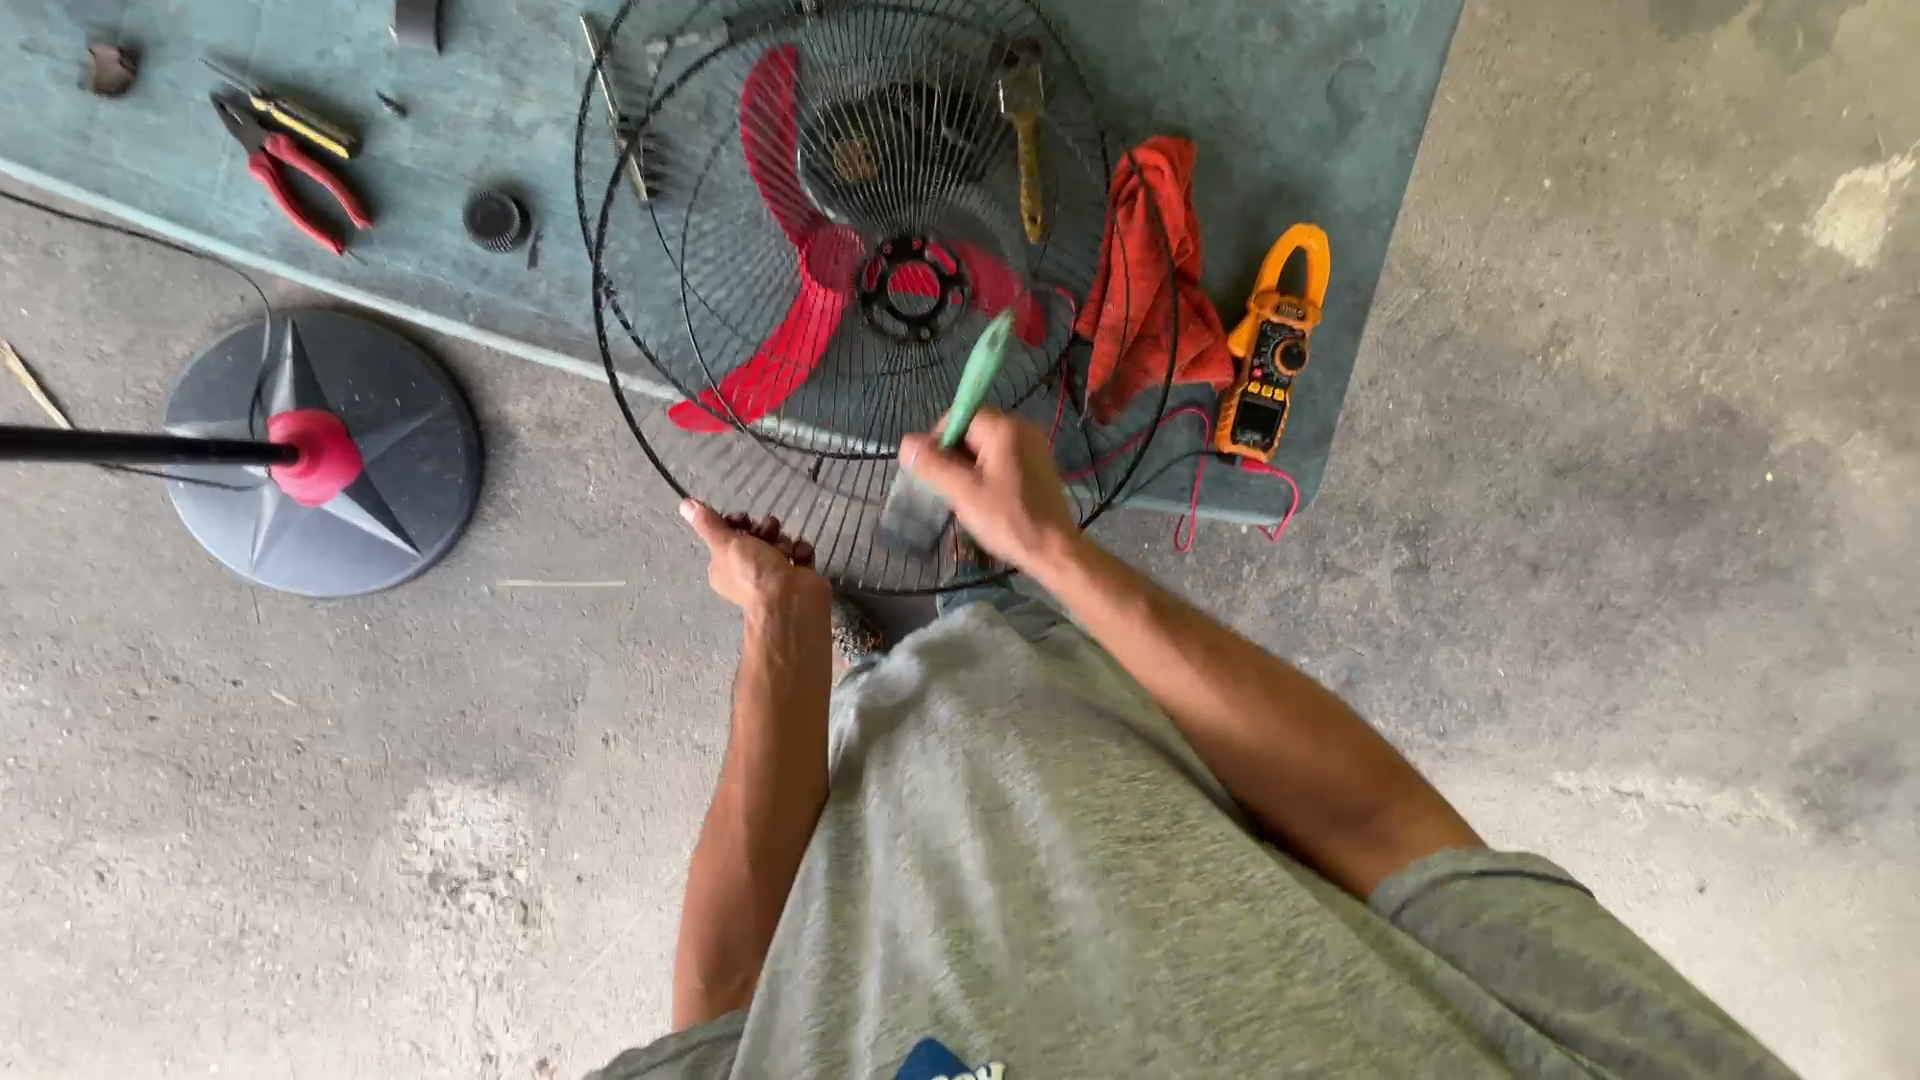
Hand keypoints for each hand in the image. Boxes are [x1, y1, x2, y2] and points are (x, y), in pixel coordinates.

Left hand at [680, 499, 827, 614]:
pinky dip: (801, 552)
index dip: (735, 524)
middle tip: (766, 532)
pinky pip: (800, 554)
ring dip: (783, 541)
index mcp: (724, 567)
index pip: (728, 537)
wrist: (791, 600)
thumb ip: (707, 523)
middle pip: (756, 538)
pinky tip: (800, 557)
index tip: (743, 518)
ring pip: (780, 543)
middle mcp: (747, 573)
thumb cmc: (753, 573)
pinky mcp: (798, 577)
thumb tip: (685, 504)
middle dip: (763, 531)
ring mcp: (775, 576)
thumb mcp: (724, 544)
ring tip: (786, 549)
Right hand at [897, 407, 1078, 571]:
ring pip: (987, 446)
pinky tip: (986, 498)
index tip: (932, 468)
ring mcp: (1034, 447)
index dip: (939, 438)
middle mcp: (1022, 429)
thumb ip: (932, 464)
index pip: (960, 415)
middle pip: (974, 429)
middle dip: (955, 454)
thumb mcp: (962, 492)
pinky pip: (1003, 458)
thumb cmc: (1007, 519)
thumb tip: (906, 442)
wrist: (1053, 549)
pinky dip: (988, 472)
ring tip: (966, 496)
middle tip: (949, 487)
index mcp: (1004, 428)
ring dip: (970, 466)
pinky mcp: (1039, 466)